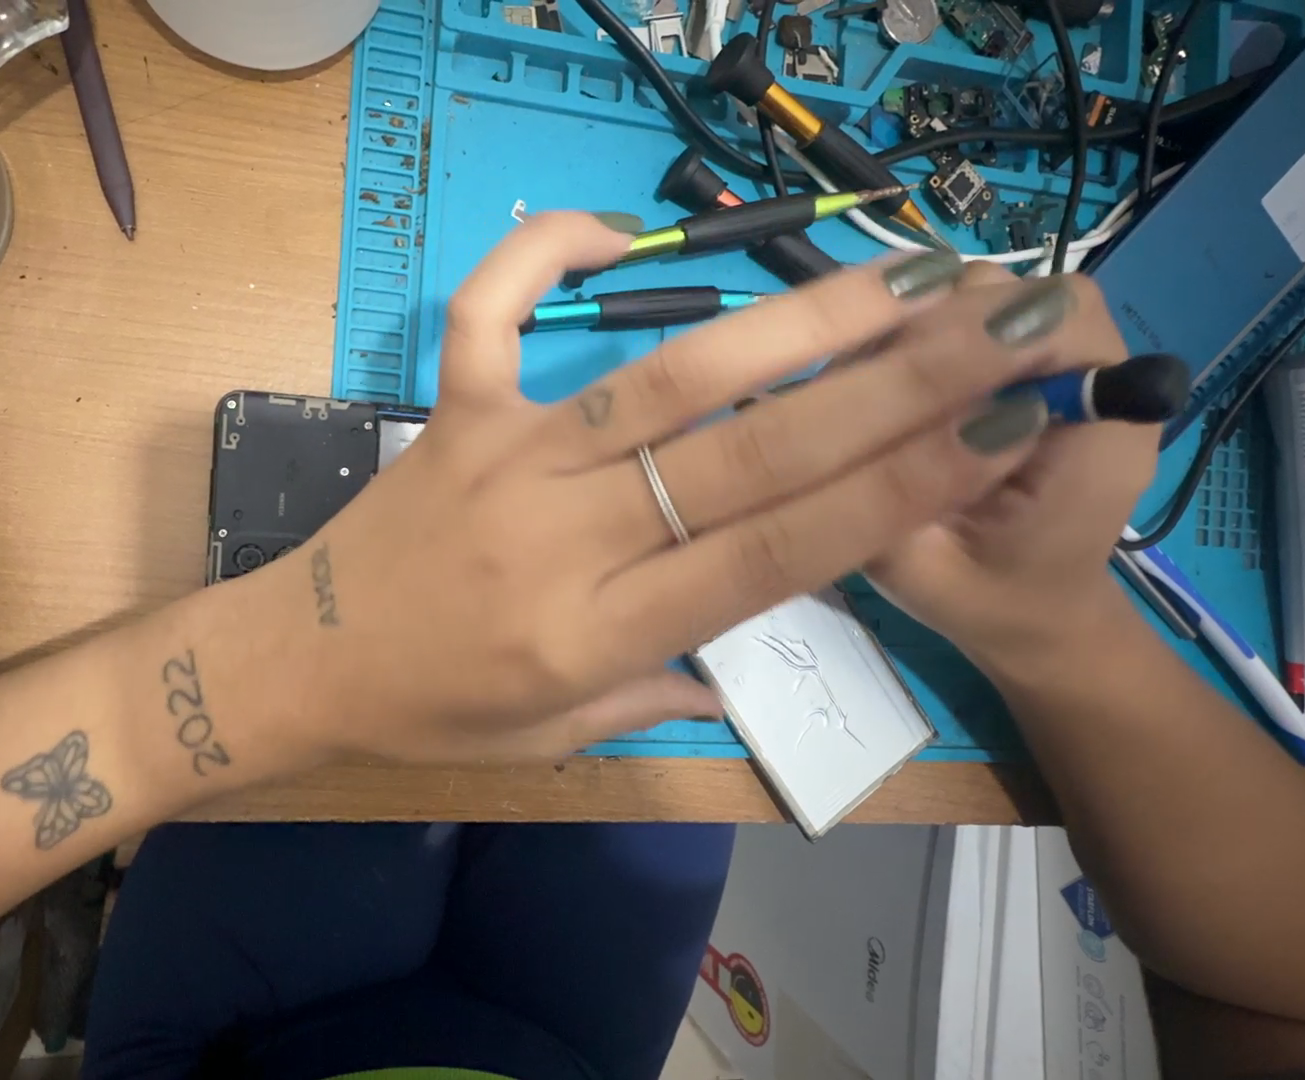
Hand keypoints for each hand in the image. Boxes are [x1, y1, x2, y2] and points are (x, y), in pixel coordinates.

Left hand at [219, 215, 1104, 765]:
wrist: (299, 665)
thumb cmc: (427, 712)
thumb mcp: (549, 739)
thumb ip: (652, 697)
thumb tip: (735, 664)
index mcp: (596, 633)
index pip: (772, 555)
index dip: (895, 492)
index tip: (999, 430)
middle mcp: (562, 537)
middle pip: (744, 455)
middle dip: (892, 389)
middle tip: (1004, 322)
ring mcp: (502, 458)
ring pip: (659, 383)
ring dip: (786, 323)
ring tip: (899, 278)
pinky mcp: (449, 414)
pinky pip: (489, 312)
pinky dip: (541, 254)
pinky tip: (613, 228)